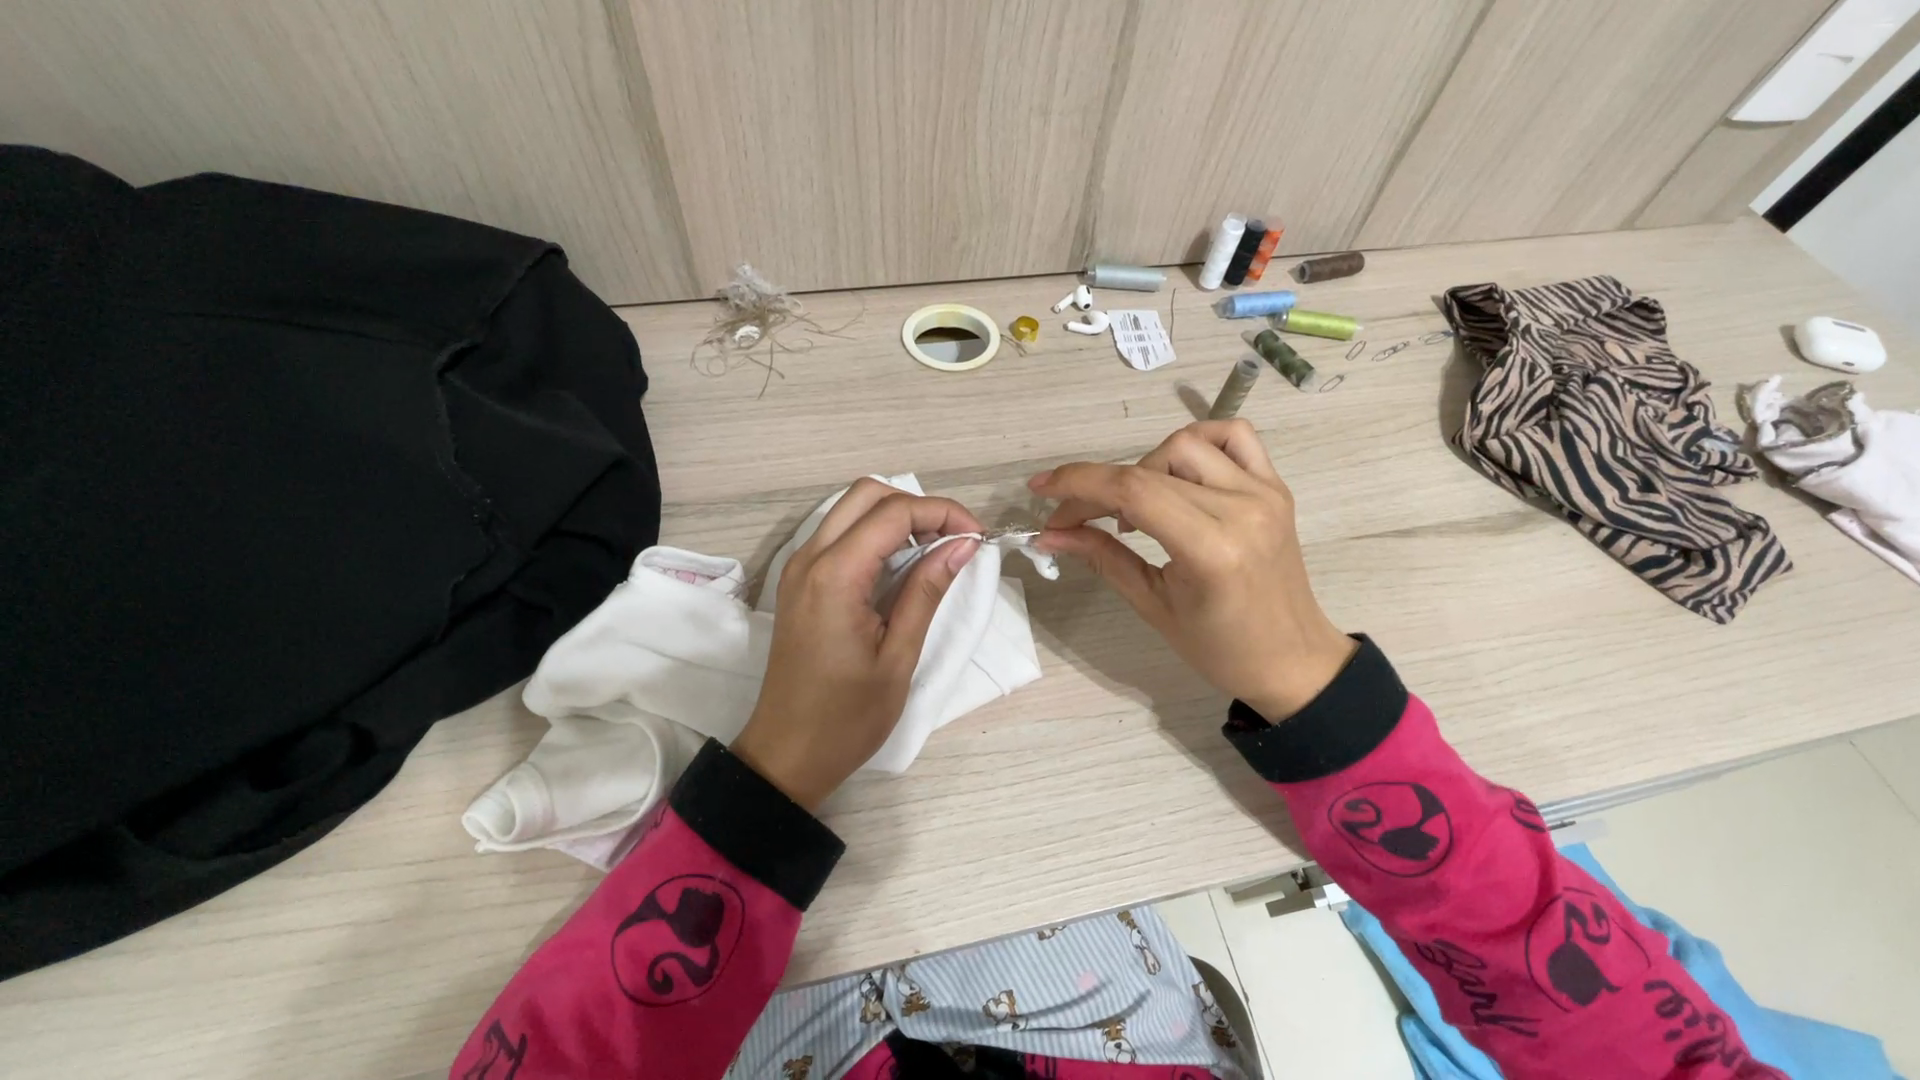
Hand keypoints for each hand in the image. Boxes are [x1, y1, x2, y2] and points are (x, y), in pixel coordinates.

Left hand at [731, 479, 981, 809]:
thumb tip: (962, 546)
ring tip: (934, 553)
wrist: (786, 754)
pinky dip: (874, 535)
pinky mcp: (799, 583)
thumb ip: (927, 592)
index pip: (894, 512)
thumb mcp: (898, 657)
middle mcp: (810, 558)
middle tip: (954, 542)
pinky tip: (902, 567)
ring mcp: (799, 568)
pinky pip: (838, 534)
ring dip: (895, 517)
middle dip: (918, 506)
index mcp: (835, 575)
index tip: (977, 539)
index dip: (943, 514)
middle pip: (867, 494)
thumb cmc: (846, 717)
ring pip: (850, 509)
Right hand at [1031, 420, 1355, 720]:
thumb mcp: (1152, 605)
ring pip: (1186, 443)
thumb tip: (1049, 536)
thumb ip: (1102, 558)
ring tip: (1136, 506)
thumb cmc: (1220, 647)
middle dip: (1099, 487)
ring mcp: (1264, 492)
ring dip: (1146, 466)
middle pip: (1150, 468)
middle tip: (1080, 520)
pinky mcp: (1276, 486)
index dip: (1078, 485)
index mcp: (1211, 549)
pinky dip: (1197, 442)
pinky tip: (1178, 473)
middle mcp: (1242, 508)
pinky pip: (1234, 436)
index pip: (1132, 491)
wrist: (1291, 659)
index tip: (1041, 491)